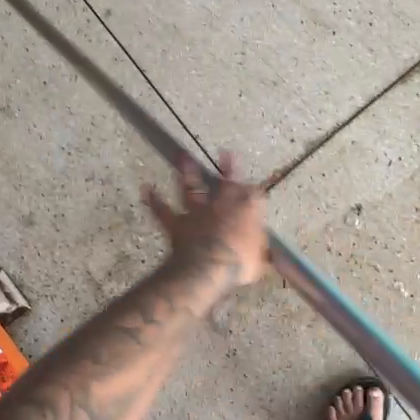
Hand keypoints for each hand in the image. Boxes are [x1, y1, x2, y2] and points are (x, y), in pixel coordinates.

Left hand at [144, 152, 268, 290]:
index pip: (254, 195)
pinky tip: (146, 189)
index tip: (255, 190)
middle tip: (225, 152)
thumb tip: (272, 257)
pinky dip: (154, 199)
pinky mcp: (177, 223)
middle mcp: (222, 204)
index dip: (255, 192)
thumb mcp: (260, 261)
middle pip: (225, 180)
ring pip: (191, 186)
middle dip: (227, 166)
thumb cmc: (239, 264)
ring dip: (187, 171)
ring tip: (182, 156)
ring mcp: (198, 211)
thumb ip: (262, 252)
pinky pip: (163, 210)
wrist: (208, 268)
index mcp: (247, 210)